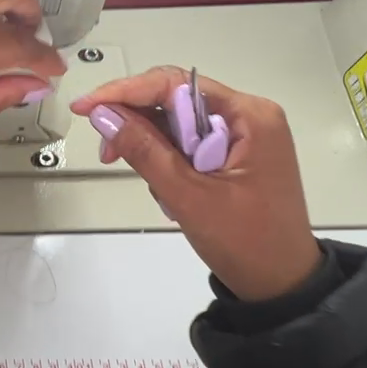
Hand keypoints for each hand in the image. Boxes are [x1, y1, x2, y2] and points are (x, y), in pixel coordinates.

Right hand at [72, 67, 320, 300]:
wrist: (282, 282)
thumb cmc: (244, 241)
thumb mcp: (187, 195)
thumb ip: (143, 150)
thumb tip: (102, 115)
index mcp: (248, 115)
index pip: (173, 84)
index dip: (123, 91)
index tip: (84, 107)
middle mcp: (247, 114)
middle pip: (173, 98)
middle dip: (134, 120)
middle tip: (104, 152)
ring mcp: (242, 133)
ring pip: (176, 120)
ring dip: (149, 143)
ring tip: (143, 179)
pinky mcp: (234, 151)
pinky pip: (187, 140)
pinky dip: (165, 156)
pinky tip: (162, 184)